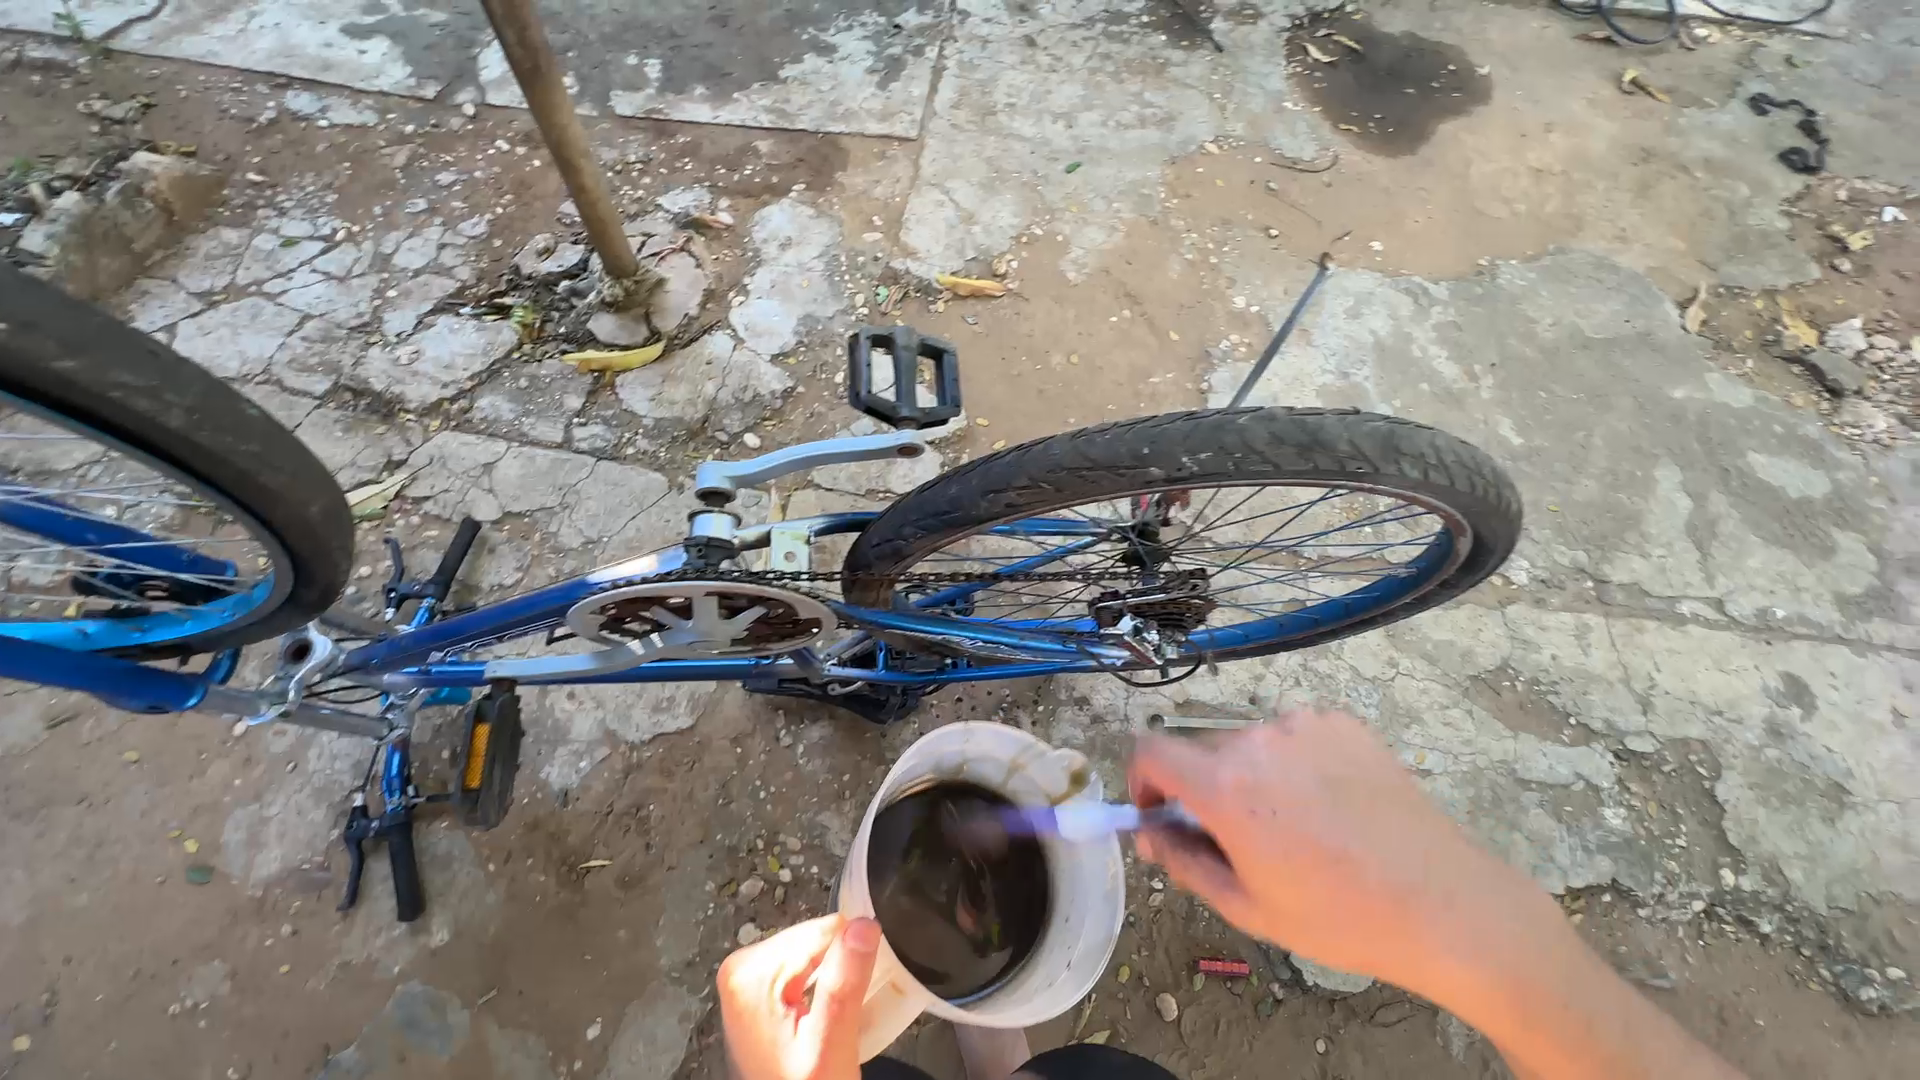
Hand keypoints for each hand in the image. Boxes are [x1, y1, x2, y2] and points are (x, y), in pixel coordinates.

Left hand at [717, 914, 881, 1079]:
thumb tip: (862, 925)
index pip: (824, 931)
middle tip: (835, 1021)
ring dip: (830, 980)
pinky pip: (805, 963)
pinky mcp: (757, 986)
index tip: (846, 1003)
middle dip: (837, 973)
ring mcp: (746, 976)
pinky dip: (820, 985)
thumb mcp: (829, 1045)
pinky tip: (816, 1019)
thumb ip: (844, 984)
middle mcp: (741, 967)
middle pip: (817, 939)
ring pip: (815, 949)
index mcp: (750, 974)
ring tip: (825, 1023)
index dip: (848, 964)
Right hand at [1129, 709, 1533, 994]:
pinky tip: (1329, 802)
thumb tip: (1148, 830)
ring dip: (1252, 775)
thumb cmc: (1339, 916)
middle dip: (1205, 788)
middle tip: (1242, 838)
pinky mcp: (1342, 721)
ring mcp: (1304, 723)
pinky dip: (1294, 762)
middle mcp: (1257, 738)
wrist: (1447, 904)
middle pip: (1202, 751)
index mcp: (1226, 785)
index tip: (1161, 811)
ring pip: (1249, 744)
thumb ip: (1182, 860)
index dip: (1142, 780)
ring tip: (1297, 824)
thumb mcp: (1246, 905)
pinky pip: (1293, 735)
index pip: (1149, 750)